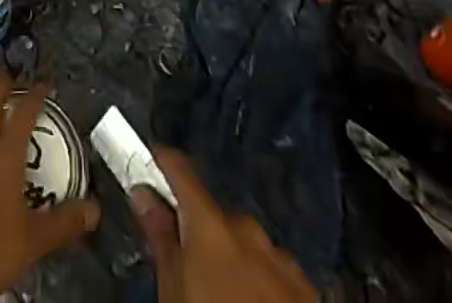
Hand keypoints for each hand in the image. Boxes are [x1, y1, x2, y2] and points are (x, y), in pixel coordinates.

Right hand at [132, 146, 316, 302]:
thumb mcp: (173, 288)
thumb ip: (160, 236)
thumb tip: (143, 194)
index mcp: (210, 223)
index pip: (179, 168)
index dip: (160, 161)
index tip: (145, 163)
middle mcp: (249, 230)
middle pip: (212, 213)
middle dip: (197, 229)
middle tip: (184, 262)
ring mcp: (283, 260)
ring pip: (245, 243)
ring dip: (231, 256)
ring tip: (221, 293)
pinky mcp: (308, 289)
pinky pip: (273, 269)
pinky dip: (259, 278)